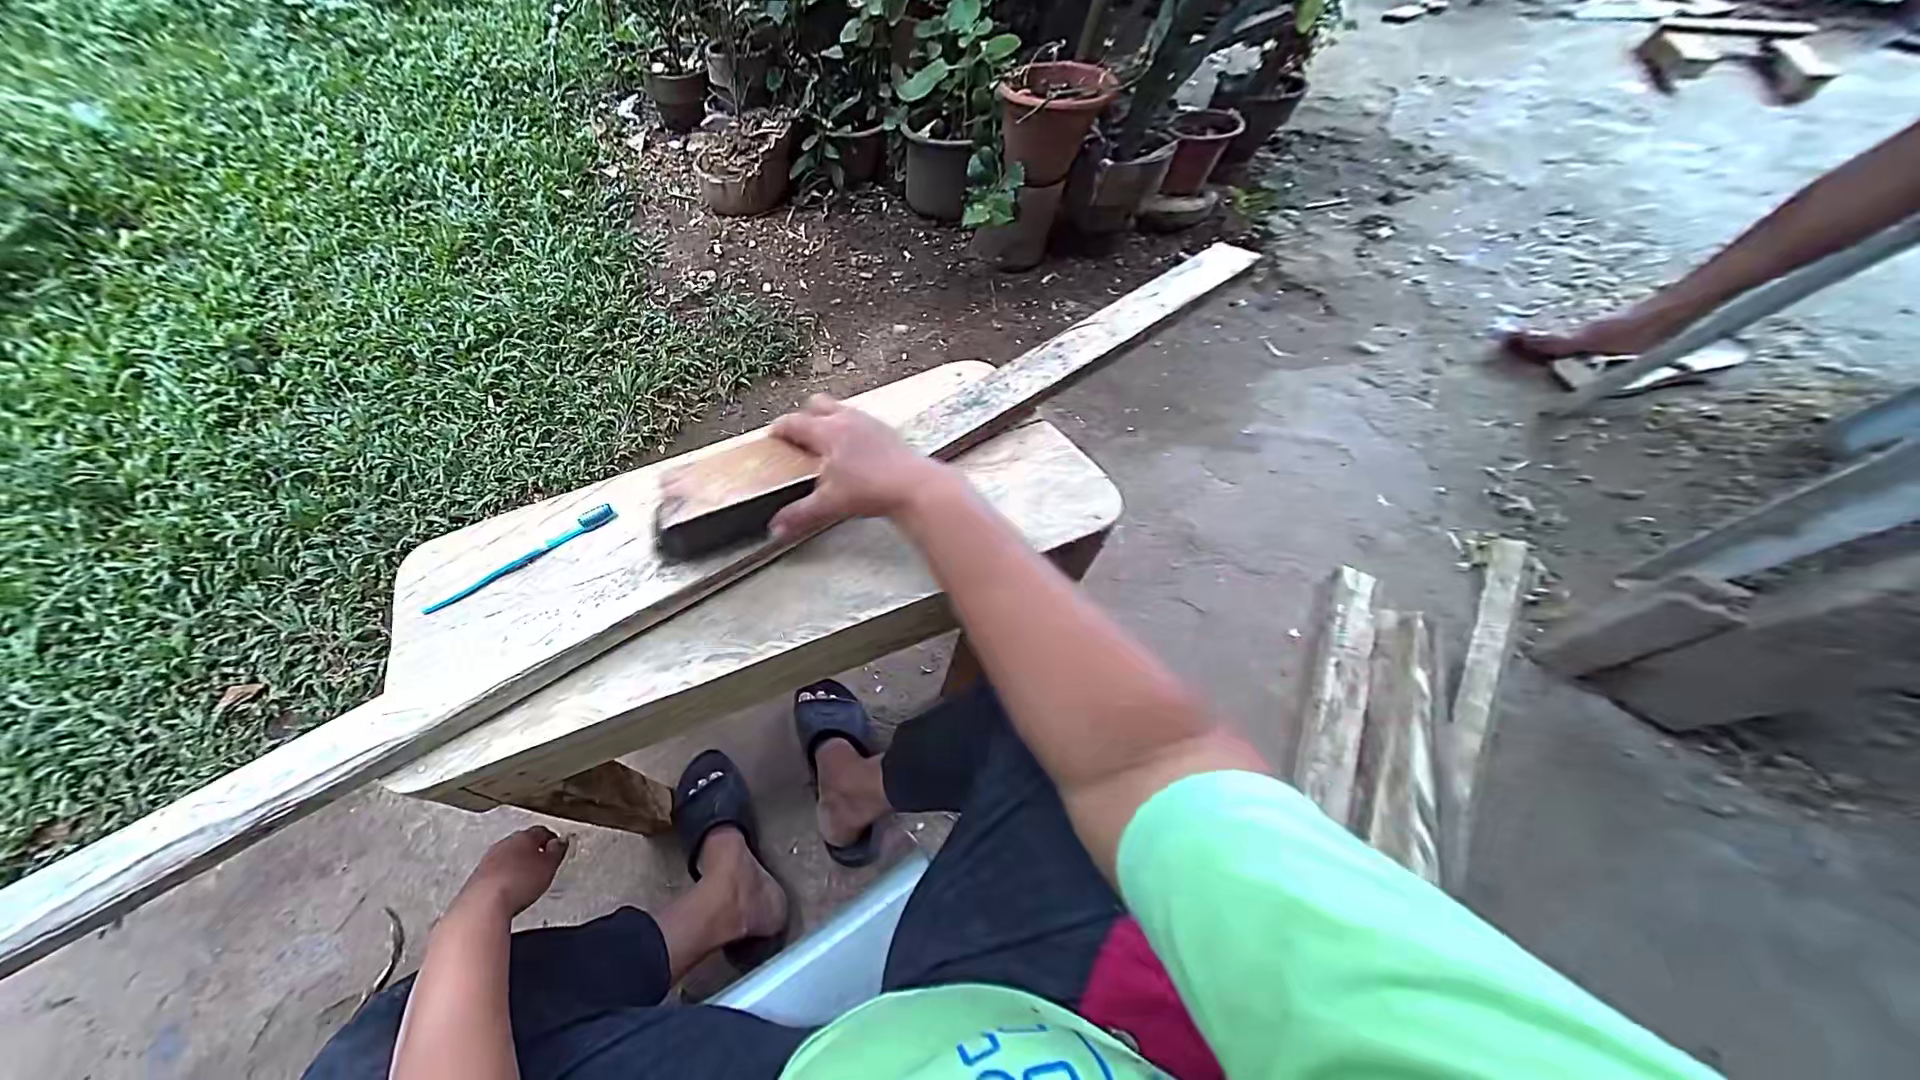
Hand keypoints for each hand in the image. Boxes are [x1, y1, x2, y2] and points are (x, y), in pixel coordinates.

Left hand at [456, 826, 568, 917]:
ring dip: (515, 866)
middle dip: (531, 852)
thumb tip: (561, 842)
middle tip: (541, 863)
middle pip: (521, 843)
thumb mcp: (550, 866)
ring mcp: (486, 862)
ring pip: (506, 858)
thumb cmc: (517, 883)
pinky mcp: (474, 880)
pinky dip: (502, 879)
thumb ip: (558, 851)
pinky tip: (508, 890)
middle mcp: (503, 845)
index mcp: (524, 836)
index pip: (542, 831)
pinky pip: (493, 874)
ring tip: (525, 880)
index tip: (557, 847)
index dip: (552, 840)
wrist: (482, 906)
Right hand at [768, 395, 955, 537]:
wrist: (915, 487)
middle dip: (805, 416)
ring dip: (831, 420)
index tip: (774, 435)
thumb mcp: (830, 504)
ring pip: (842, 410)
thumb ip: (800, 514)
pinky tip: (858, 451)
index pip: (794, 422)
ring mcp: (870, 421)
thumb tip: (776, 528)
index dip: (780, 428)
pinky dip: (853, 430)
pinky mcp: (888, 430)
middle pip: (817, 404)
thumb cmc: (872, 490)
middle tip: (801, 438)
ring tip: (829, 444)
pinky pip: (863, 421)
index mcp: (827, 431)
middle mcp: (847, 419)